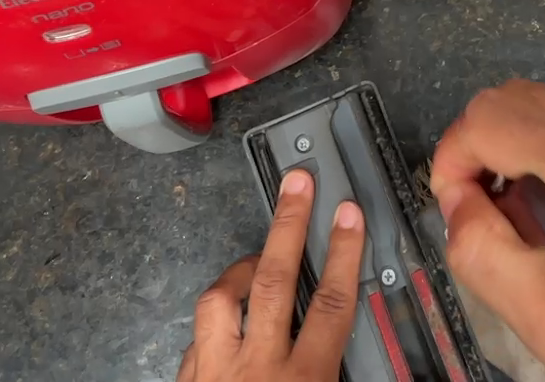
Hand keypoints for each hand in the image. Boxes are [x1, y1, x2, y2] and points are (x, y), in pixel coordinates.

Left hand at [179, 169, 365, 381]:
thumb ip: (333, 367)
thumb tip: (344, 338)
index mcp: (303, 381)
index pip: (331, 304)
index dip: (343, 253)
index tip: (348, 213)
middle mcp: (256, 371)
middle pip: (274, 282)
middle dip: (288, 224)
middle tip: (297, 183)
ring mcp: (213, 375)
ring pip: (219, 301)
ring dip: (238, 272)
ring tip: (253, 261)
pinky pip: (196, 341)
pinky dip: (213, 327)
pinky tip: (225, 325)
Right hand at [430, 80, 544, 381]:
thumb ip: (480, 253)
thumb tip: (458, 201)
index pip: (487, 117)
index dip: (452, 158)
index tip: (457, 210)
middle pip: (511, 98)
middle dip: (480, 151)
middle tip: (486, 218)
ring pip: (543, 103)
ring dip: (514, 149)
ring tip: (528, 223)